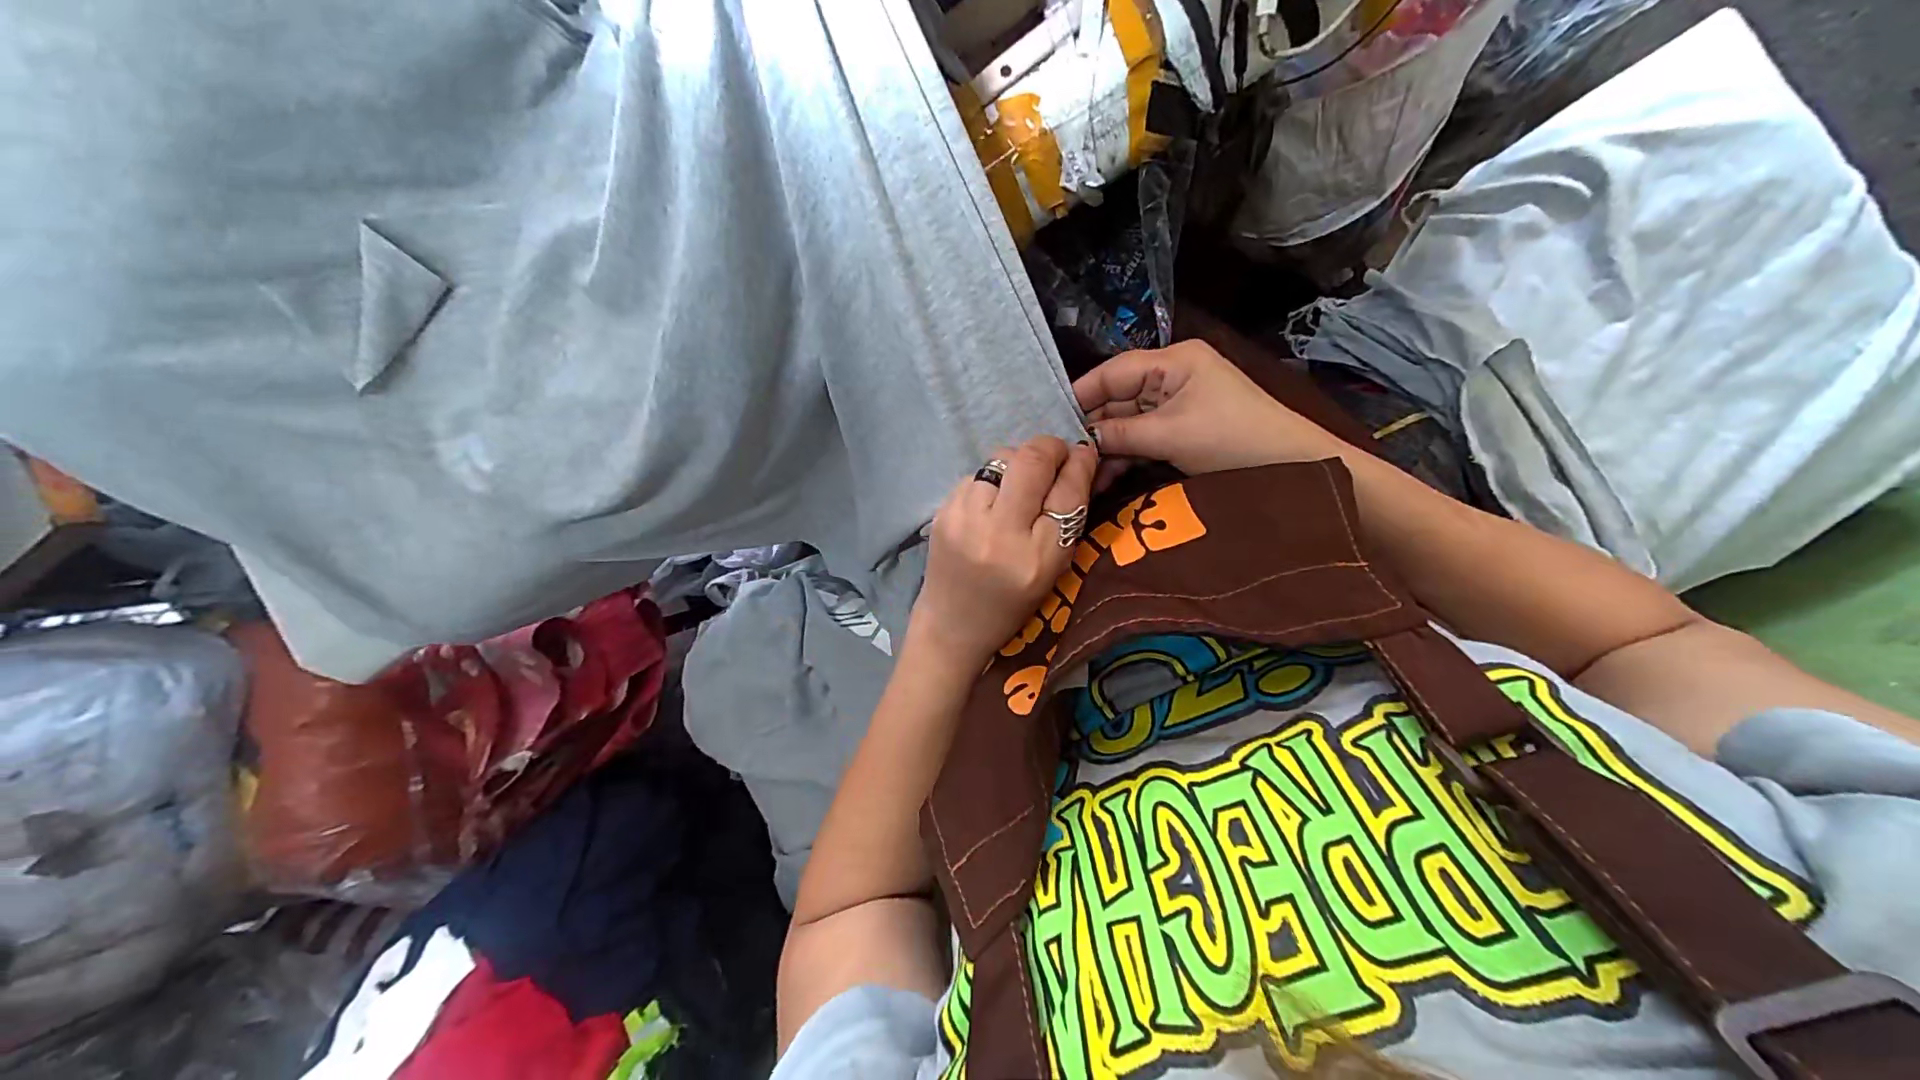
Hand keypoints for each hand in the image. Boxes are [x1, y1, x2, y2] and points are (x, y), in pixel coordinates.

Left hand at [909, 435, 1097, 665]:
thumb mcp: (1054, 568)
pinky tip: (992, 500)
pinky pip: (976, 474)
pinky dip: (992, 479)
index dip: (1081, 463)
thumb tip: (1082, 457)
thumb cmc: (1013, 602)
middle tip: (1056, 456)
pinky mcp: (942, 512)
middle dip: (1050, 448)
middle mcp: (1000, 534)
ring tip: (1021, 483)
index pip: (1068, 490)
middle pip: (1032, 460)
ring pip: (1002, 458)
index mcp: (1037, 557)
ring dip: (1019, 462)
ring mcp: (965, 520)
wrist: (953, 623)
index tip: (1084, 454)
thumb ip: (1069, 515)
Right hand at [1074, 341, 1346, 483]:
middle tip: (1061, 454)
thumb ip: (1120, 433)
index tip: (1050, 419)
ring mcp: (1177, 404)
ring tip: (1082, 472)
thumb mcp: (1170, 435)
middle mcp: (1172, 376)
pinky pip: (1144, 437)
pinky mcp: (1182, 429)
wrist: (1292, 467)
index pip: (1113, 372)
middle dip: (1092, 427)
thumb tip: (1079, 438)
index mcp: (1173, 361)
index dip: (1081, 394)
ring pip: (1128, 422)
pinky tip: (1105, 475)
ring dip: (1107, 446)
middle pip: (1118, 398)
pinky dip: (1127, 454)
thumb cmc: (1231, 439)